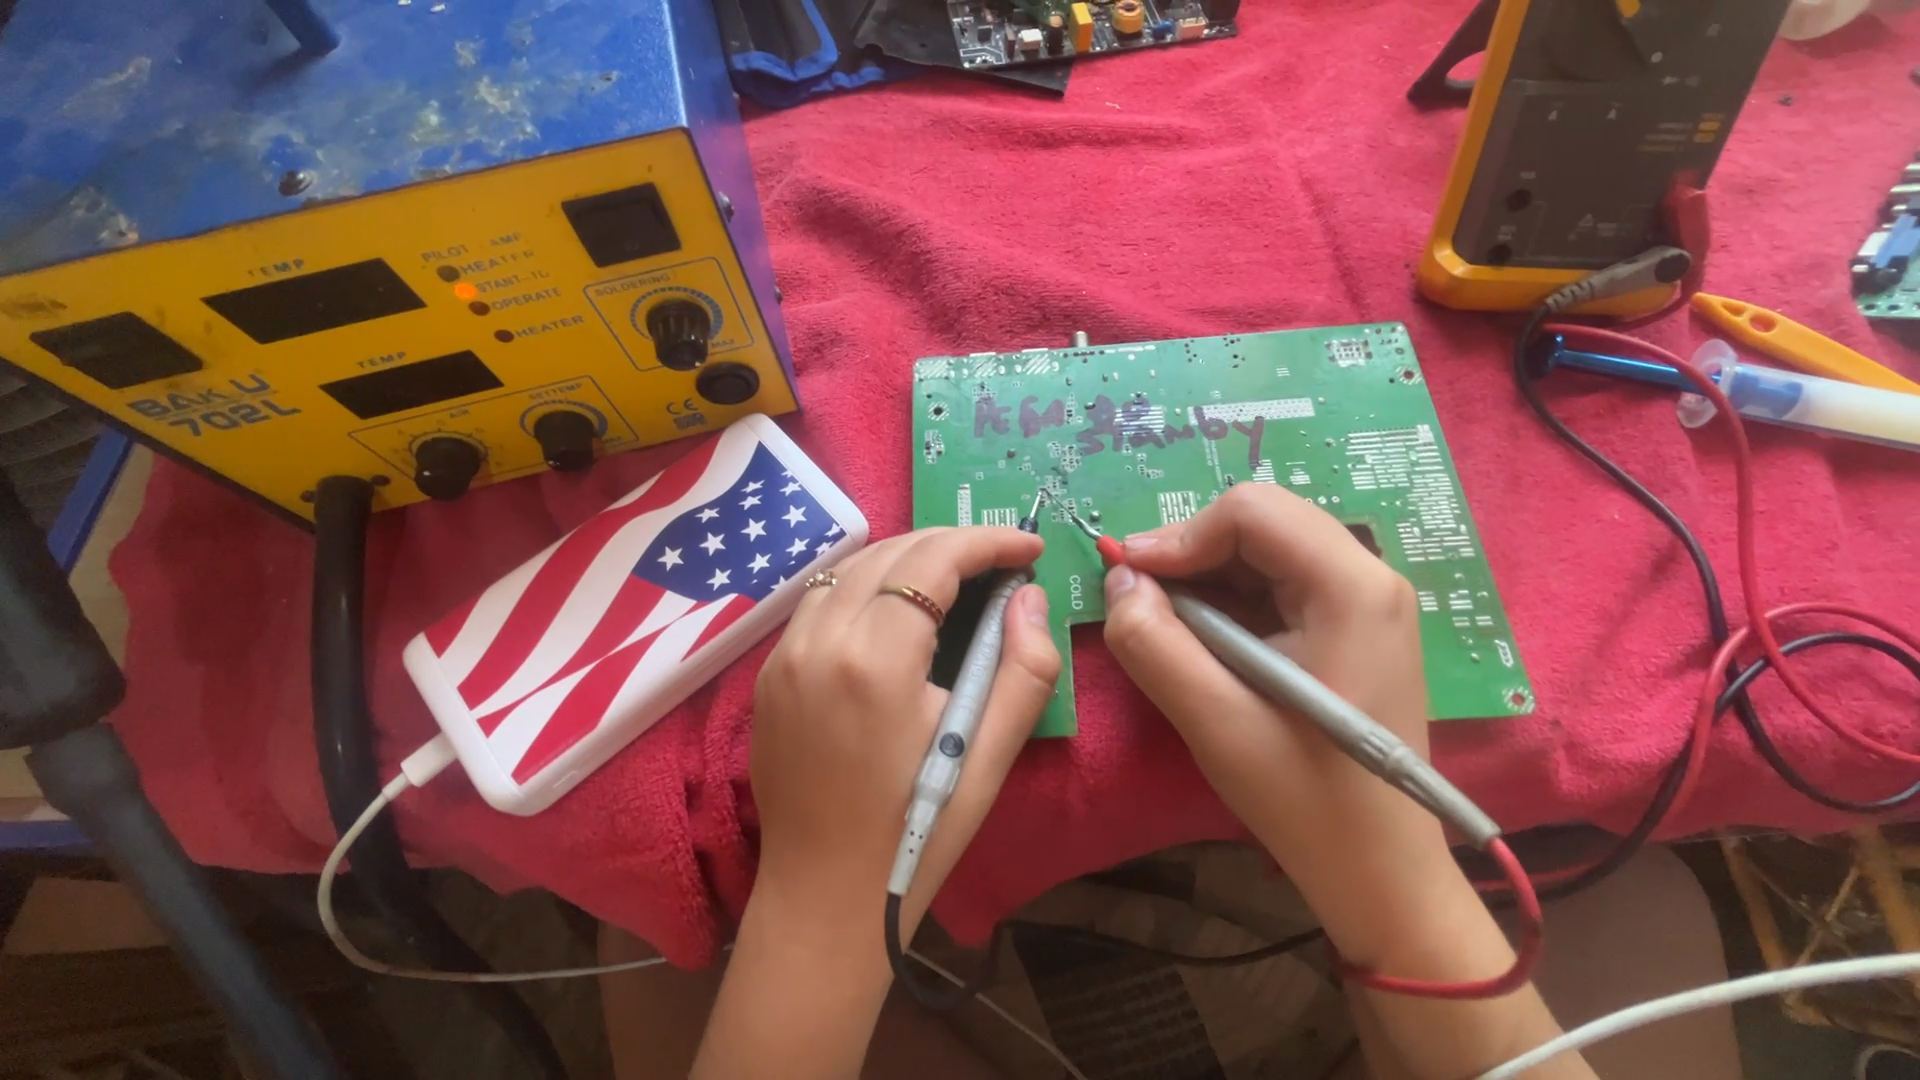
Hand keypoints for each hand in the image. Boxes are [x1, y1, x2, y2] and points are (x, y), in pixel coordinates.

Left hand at [749, 527, 1060, 940]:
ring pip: (849, 568)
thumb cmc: (915, 832)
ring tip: (956, 574)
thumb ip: (1025, 669)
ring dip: (906, 559)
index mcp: (874, 661)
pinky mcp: (768, 673)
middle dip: (950, 543)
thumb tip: (1028, 596)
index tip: (1028, 545)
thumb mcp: (988, 758)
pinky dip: (867, 584)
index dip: (986, 542)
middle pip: (890, 553)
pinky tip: (898, 607)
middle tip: (998, 559)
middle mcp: (818, 641)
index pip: (933, 562)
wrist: (823, 897)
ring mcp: (783, 655)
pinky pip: (821, 600)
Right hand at [1099, 485, 1445, 922]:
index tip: (1129, 578)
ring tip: (1164, 621)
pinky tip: (1204, 638)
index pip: (1252, 511)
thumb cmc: (1305, 799)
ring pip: (1263, 547)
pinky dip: (1227, 597)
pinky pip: (1275, 581)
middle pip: (1260, 521)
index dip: (1179, 535)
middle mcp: (1369, 575)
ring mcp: (1364, 599)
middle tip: (1138, 596)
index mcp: (1351, 588)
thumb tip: (1119, 581)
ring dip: (1204, 575)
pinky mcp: (1349, 623)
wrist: (1378, 867)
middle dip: (1189, 551)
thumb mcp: (1215, 723)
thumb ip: (1154, 644)